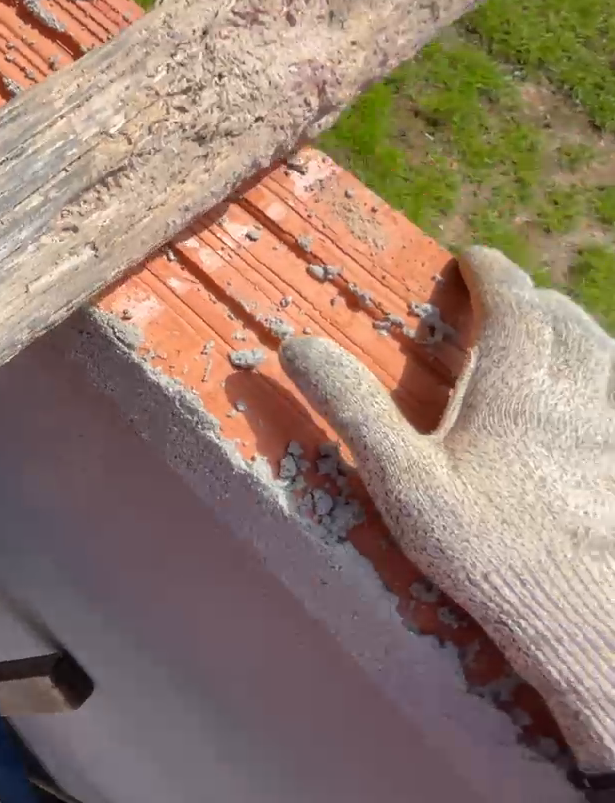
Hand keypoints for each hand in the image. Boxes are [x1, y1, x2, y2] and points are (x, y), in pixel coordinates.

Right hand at [281, 247, 614, 774]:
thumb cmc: (485, 545)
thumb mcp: (400, 475)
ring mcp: (614, 441)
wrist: (587, 620)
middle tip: (511, 291)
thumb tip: (295, 341)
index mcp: (518, 398)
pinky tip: (594, 399)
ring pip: (612, 364)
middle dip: (541, 301)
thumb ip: (352, 404)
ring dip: (584, 333)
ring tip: (559, 329)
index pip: (516, 316)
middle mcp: (580, 407)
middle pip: (575, 331)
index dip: (496, 278)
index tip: (473, 257)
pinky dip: (609, 380)